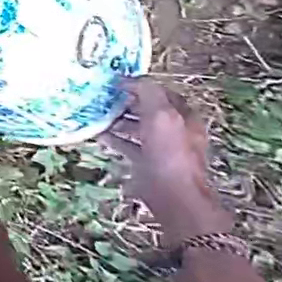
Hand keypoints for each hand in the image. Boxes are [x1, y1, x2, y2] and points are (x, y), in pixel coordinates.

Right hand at [103, 77, 233, 242]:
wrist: (176, 202)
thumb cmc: (170, 155)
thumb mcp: (161, 115)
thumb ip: (147, 92)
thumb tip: (130, 79)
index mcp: (184, 117)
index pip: (162, 92)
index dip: (142, 85)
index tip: (118, 82)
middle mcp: (176, 132)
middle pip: (149, 110)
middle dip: (127, 103)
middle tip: (104, 98)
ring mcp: (163, 151)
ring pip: (138, 129)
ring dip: (119, 121)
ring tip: (98, 115)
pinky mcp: (151, 167)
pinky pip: (130, 147)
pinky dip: (116, 140)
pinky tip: (99, 136)